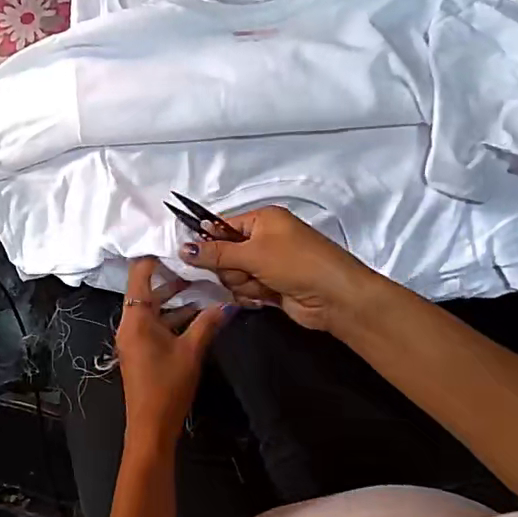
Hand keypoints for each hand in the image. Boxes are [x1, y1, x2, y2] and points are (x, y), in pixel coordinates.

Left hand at [116, 257, 231, 442]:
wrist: (150, 426)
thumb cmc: (167, 386)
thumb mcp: (192, 351)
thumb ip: (208, 323)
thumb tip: (228, 303)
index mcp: (135, 319)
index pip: (139, 275)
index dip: (155, 257)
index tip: (176, 245)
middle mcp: (129, 325)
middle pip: (147, 291)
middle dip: (172, 279)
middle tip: (198, 266)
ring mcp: (134, 339)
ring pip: (153, 310)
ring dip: (176, 300)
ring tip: (204, 288)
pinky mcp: (141, 351)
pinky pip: (155, 325)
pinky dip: (173, 318)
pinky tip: (198, 316)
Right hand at [177, 205, 380, 333]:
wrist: (334, 297)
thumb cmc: (297, 263)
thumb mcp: (253, 253)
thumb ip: (215, 253)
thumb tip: (183, 248)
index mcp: (263, 219)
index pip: (222, 227)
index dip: (209, 242)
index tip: (193, 256)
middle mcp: (263, 239)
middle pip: (223, 254)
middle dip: (230, 268)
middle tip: (245, 272)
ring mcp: (266, 264)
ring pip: (232, 276)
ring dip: (242, 284)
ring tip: (262, 285)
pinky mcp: (269, 286)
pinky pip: (243, 290)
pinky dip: (250, 295)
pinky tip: (265, 297)